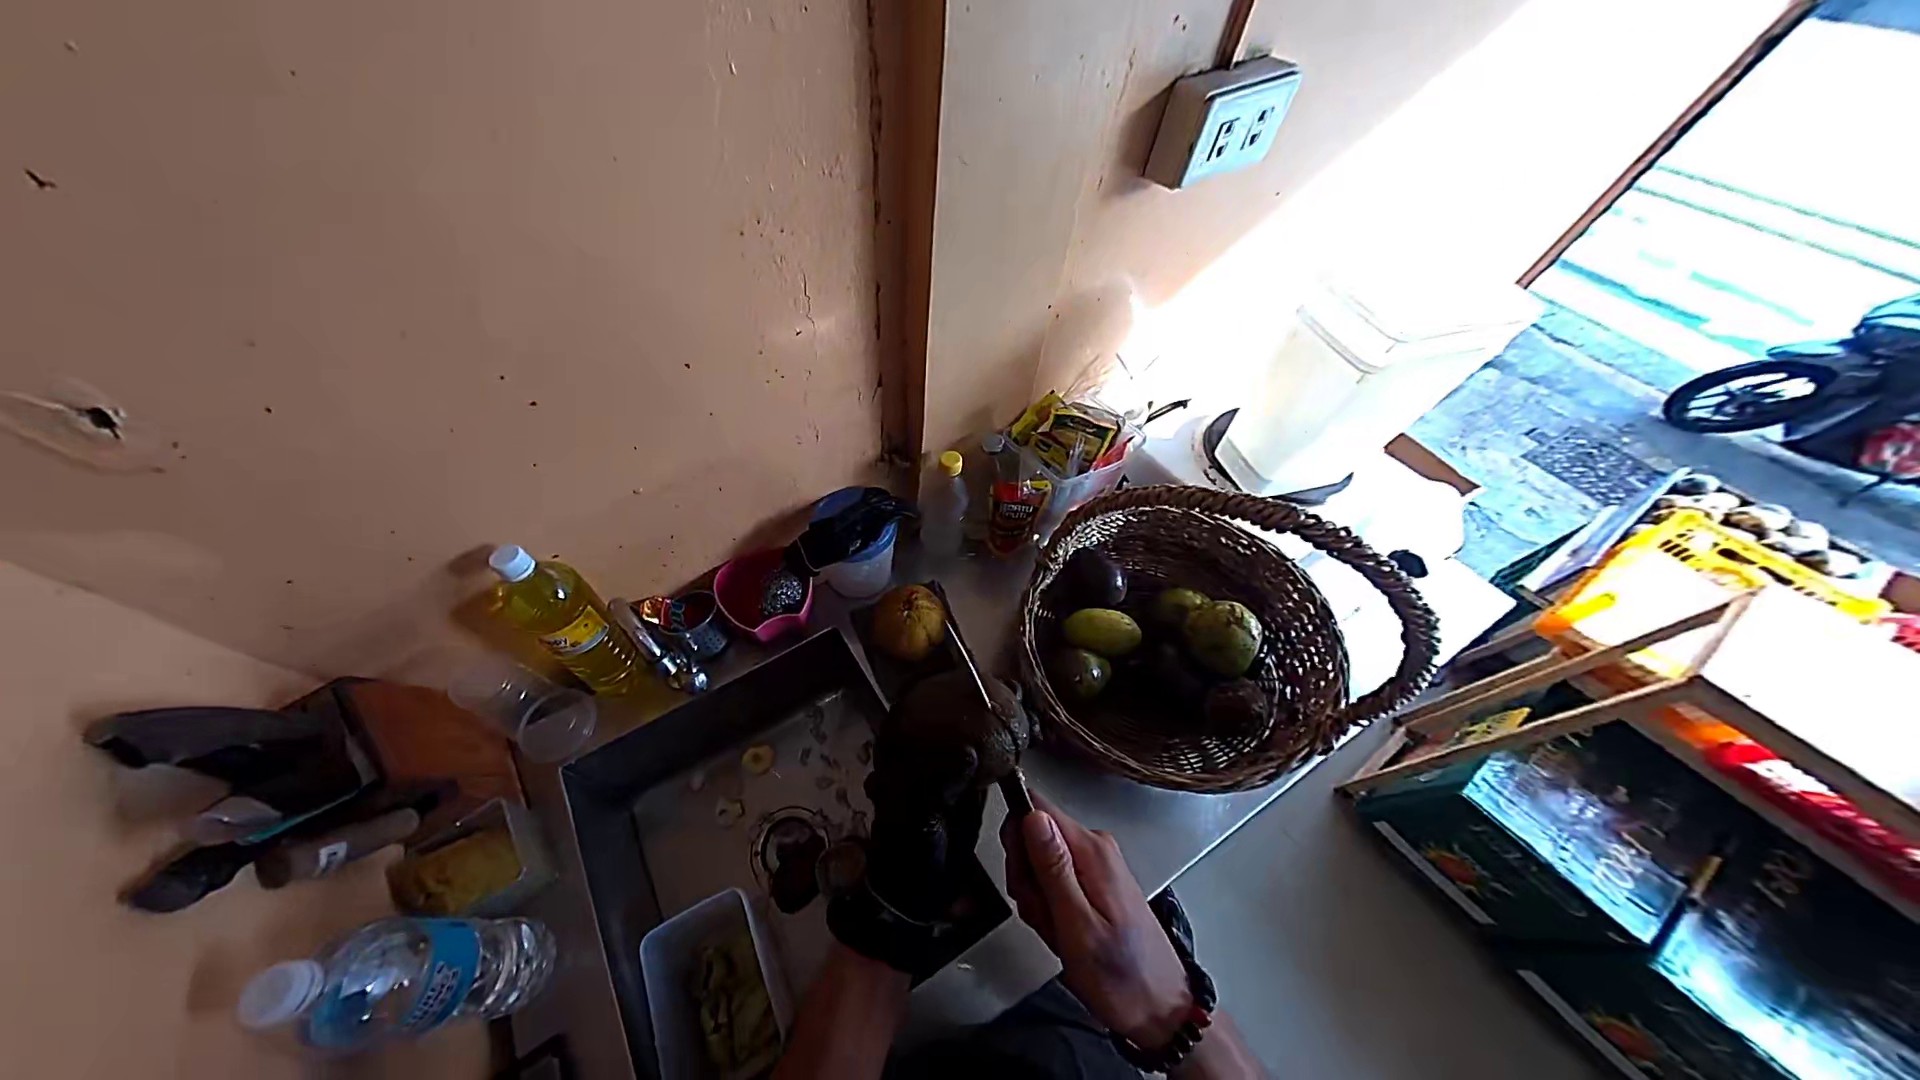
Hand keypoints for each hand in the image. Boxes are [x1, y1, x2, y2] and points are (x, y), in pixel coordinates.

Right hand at [1001, 791, 1192, 1049]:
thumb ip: (1052, 868)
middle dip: (1026, 877)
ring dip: (1037, 896)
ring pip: (1040, 859)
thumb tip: (1032, 815)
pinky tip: (1063, 930)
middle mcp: (1095, 845)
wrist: (1161, 1010)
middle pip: (1034, 834)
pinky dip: (1049, 904)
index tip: (1023, 878)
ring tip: (1057, 930)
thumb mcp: (1077, 926)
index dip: (1016, 839)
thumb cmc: (1120, 976)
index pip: (1035, 808)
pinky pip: (1055, 876)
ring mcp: (1096, 861)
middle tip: (1042, 916)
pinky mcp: (1095, 878)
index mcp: (1091, 850)